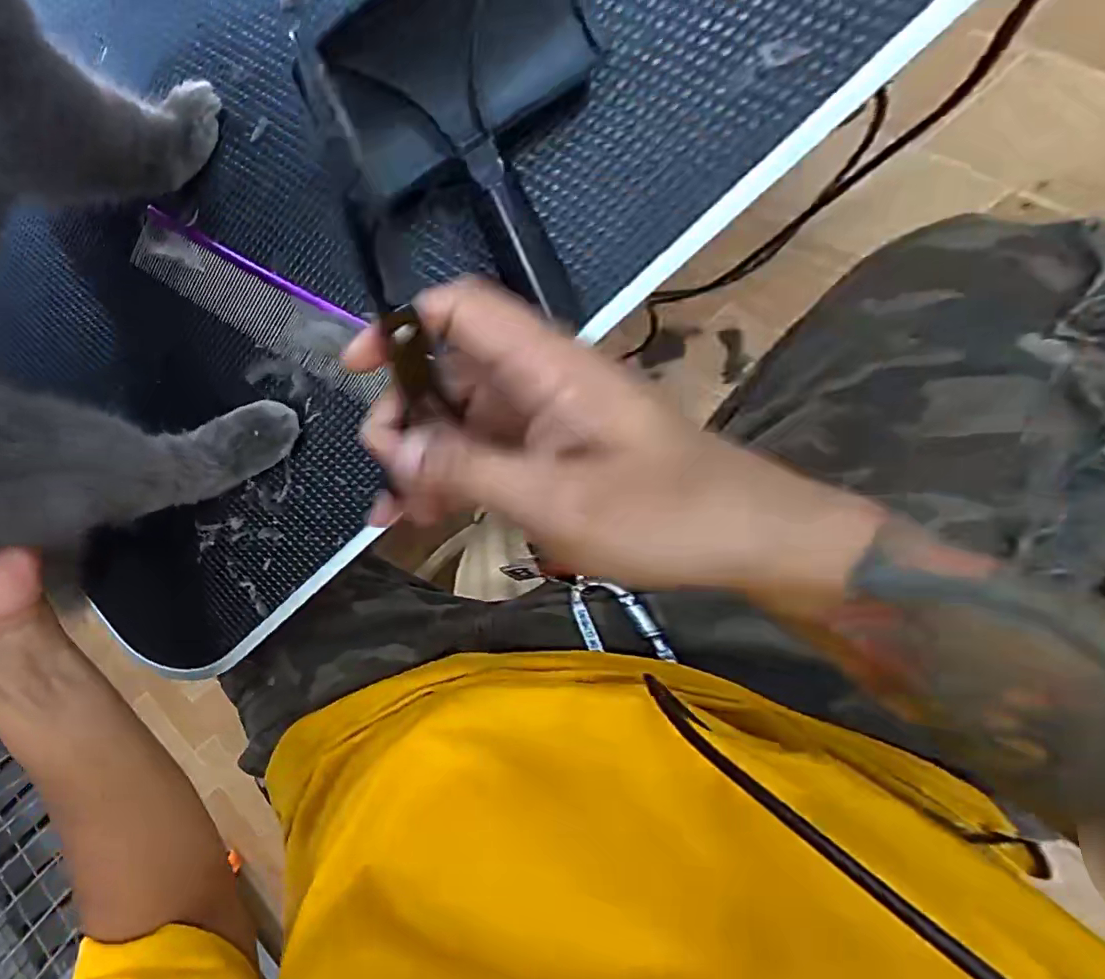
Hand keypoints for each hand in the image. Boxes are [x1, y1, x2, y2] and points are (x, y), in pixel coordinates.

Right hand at [351, 278, 888, 595]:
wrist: (748, 540)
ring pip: (455, 422)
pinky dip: (446, 482)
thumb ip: (468, 469)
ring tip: (392, 511)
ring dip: (418, 460)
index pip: (463, 311)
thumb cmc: (664, 514)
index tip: (356, 365)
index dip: (402, 325)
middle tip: (387, 471)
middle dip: (402, 416)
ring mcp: (539, 420)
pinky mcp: (544, 454)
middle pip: (445, 372)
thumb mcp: (555, 500)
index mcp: (547, 368)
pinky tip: (417, 519)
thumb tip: (394, 445)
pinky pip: (478, 456)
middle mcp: (536, 382)